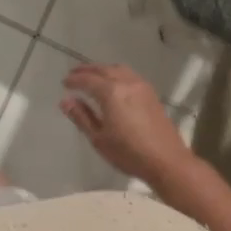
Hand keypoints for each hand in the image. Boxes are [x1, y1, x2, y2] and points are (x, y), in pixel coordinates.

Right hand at [60, 64, 192, 181]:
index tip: (64, 83)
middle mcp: (126, 83)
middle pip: (103, 69)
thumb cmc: (129, 153)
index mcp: (111, 92)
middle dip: (87, 70)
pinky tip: (114, 85)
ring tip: (92, 77)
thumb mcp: (99, 139)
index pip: (87, 80)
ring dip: (103, 70)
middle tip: (74, 74)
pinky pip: (129, 75)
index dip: (74, 80)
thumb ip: (81, 117)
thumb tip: (66, 101)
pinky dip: (116, 74)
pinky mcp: (151, 94)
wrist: (167, 161)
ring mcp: (141, 87)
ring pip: (118, 69)